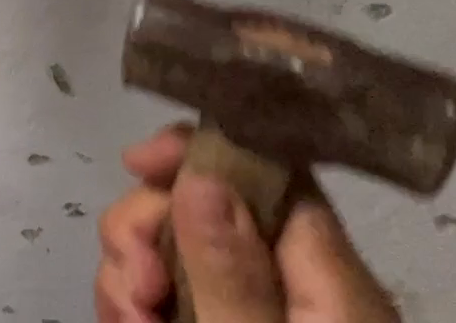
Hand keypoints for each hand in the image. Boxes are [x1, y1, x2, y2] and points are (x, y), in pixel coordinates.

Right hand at [96, 126, 399, 322]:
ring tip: (128, 315)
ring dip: (126, 264)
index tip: (135, 162)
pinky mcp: (219, 314)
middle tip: (135, 281)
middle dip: (140, 226)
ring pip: (164, 239)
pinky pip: (161, 277)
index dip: (195, 150)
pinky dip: (130, 290)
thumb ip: (232, 271)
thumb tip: (202, 176)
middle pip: (196, 204)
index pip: (269, 172)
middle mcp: (294, 279)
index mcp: (330, 278)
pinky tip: (125, 316)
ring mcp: (253, 299)